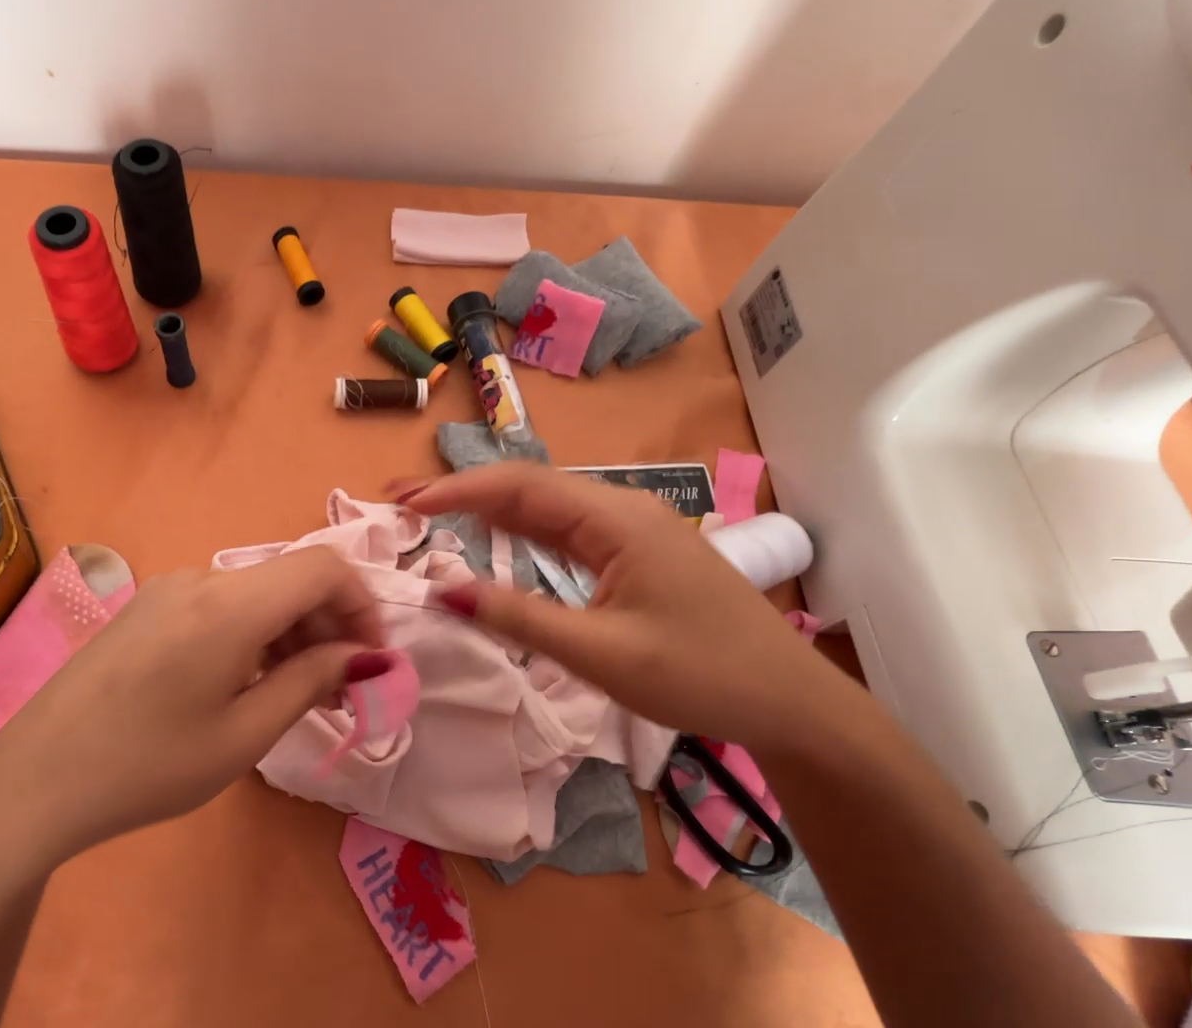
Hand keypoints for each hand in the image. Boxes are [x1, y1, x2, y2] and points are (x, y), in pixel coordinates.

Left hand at [0, 545, 385, 865]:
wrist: (36, 778)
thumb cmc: (149, 766)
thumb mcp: (243, 735)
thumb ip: (311, 682)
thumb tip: (365, 656)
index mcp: (229, 604)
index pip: (323, 567)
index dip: (363, 606)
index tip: (371, 662)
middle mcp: (200, 579)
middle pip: (289, 579)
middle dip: (329, 626)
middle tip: (341, 692)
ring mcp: (166, 590)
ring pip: (255, 594)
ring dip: (291, 634)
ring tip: (296, 697)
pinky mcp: (145, 608)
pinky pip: (219, 606)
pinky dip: (252, 635)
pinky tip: (244, 685)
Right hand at [399, 462, 840, 749]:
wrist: (789, 704)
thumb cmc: (701, 677)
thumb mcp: (601, 654)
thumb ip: (519, 618)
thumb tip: (443, 590)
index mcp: (619, 520)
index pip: (521, 487)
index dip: (457, 489)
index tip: (402, 501)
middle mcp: (623, 511)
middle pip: (530, 488)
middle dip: (463, 492)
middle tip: (401, 503)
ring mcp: (631, 532)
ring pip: (547, 508)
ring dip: (489, 511)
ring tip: (430, 514)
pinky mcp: (635, 556)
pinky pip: (566, 533)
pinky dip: (520, 534)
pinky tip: (492, 538)